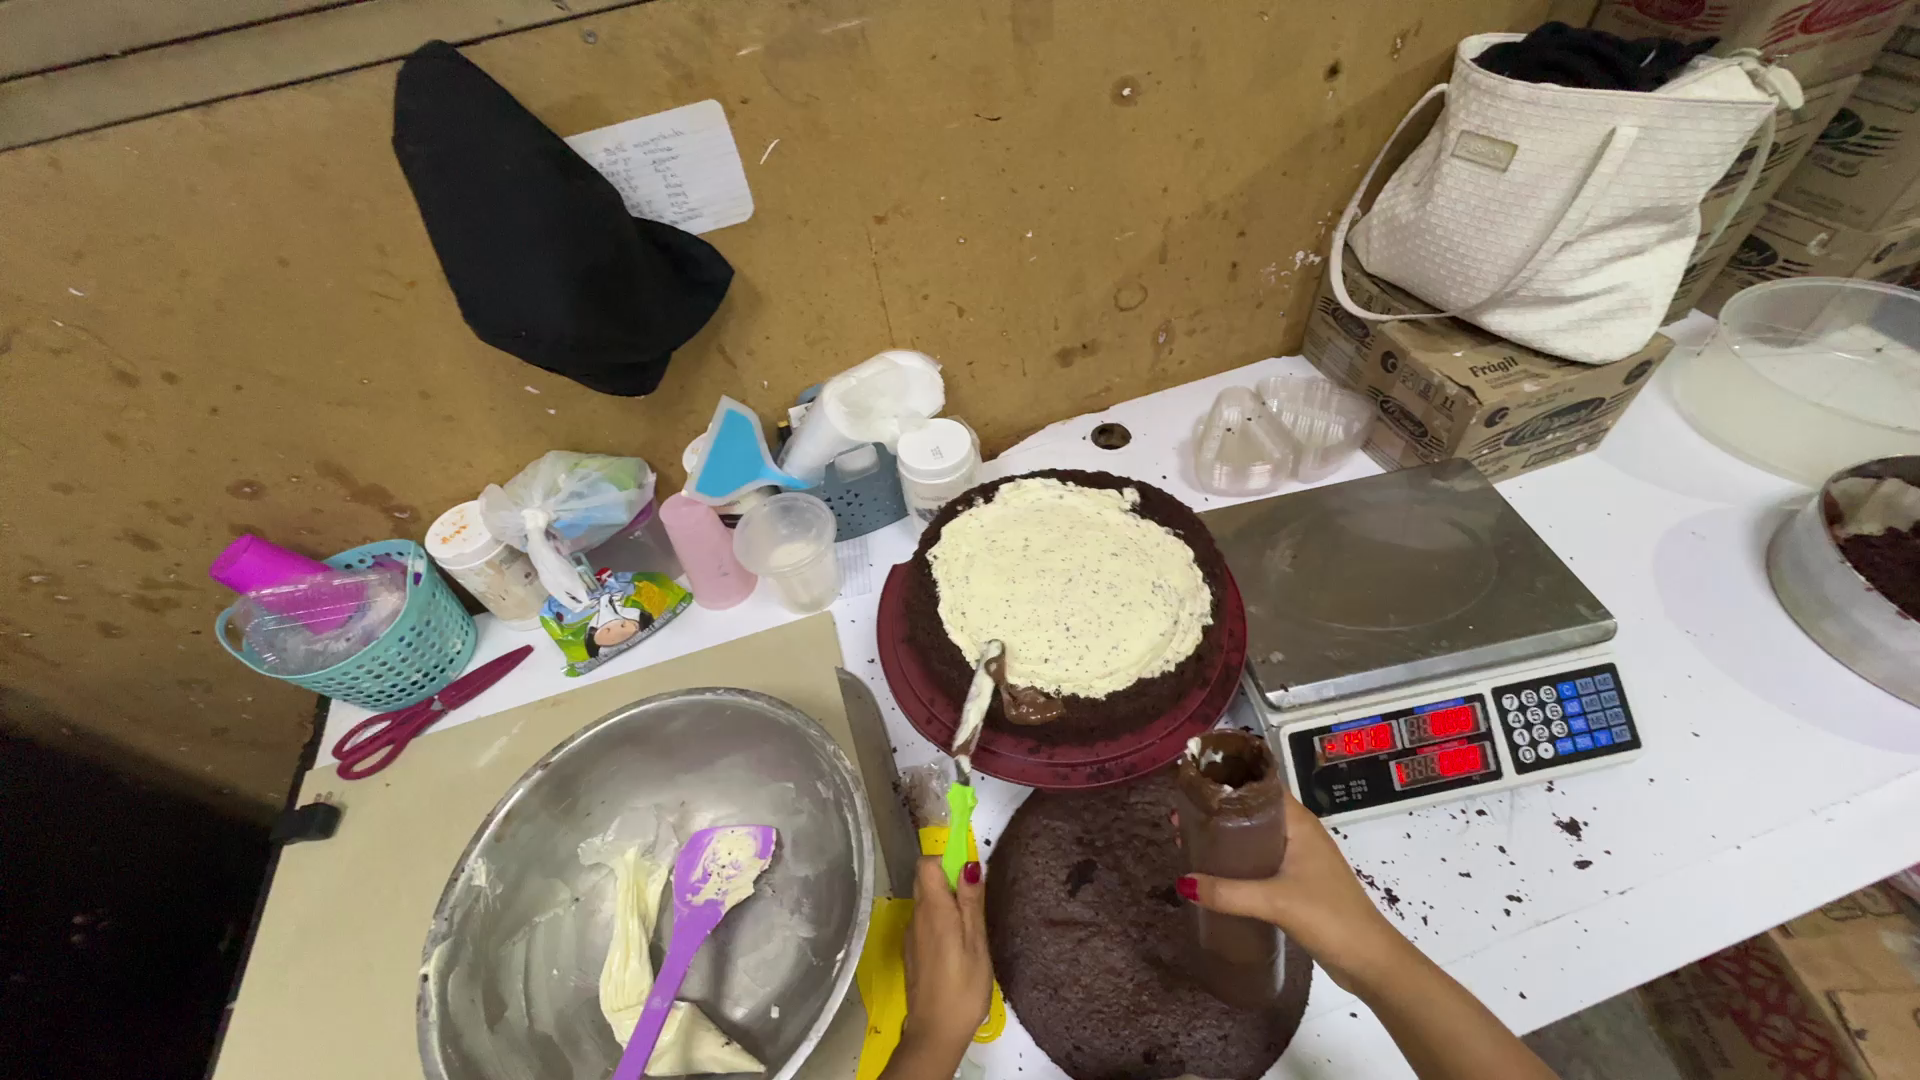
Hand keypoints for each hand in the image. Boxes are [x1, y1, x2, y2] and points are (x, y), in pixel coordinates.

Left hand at [884, 856, 991, 1077]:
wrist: (935, 1033)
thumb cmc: (963, 987)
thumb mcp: (976, 942)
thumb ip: (971, 901)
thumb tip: (968, 863)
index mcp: (933, 908)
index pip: (927, 863)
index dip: (946, 859)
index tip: (968, 872)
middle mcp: (917, 916)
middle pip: (925, 879)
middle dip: (947, 878)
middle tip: (974, 899)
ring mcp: (911, 934)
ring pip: (925, 901)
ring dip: (944, 900)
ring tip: (969, 925)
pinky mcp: (912, 951)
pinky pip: (924, 921)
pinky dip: (938, 920)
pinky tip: (956, 944)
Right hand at [1178, 791, 1411, 991]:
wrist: (1372, 962)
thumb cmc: (1330, 917)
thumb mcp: (1275, 901)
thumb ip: (1228, 893)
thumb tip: (1182, 883)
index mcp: (1299, 822)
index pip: (1259, 785)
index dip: (1226, 781)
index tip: (1193, 785)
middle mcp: (1299, 832)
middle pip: (1252, 810)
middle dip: (1217, 811)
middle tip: (1181, 816)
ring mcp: (1300, 857)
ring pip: (1254, 836)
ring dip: (1225, 836)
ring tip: (1190, 840)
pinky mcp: (1298, 881)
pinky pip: (1260, 859)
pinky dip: (1237, 859)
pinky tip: (1215, 870)